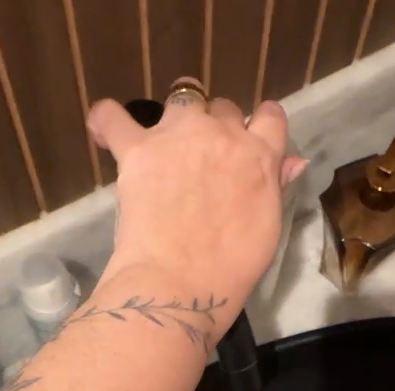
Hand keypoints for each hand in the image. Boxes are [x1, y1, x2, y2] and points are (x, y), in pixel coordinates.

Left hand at [87, 89, 304, 326]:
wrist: (179, 283)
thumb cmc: (231, 269)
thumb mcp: (268, 229)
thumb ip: (275, 187)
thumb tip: (290, 162)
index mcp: (259, 156)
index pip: (270, 117)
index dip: (259, 128)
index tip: (249, 146)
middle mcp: (220, 134)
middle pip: (223, 109)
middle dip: (217, 129)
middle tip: (206, 166)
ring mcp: (177, 136)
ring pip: (182, 102)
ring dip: (177, 122)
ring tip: (166, 150)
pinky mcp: (137, 149)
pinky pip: (114, 118)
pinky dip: (107, 120)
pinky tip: (103, 129)